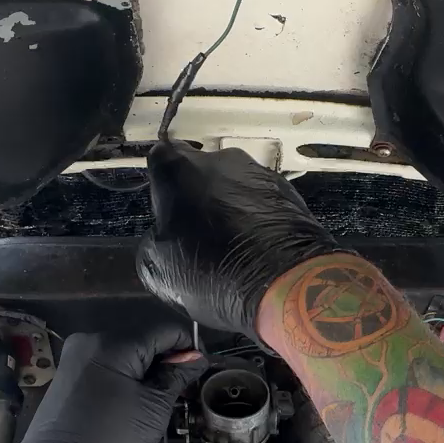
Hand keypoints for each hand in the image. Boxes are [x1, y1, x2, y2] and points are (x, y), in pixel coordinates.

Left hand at [9, 324, 205, 442]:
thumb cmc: (112, 439)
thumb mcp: (154, 407)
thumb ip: (177, 375)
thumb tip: (197, 356)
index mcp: (113, 344)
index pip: (164, 330)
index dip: (188, 347)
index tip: (197, 371)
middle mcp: (91, 339)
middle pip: (143, 338)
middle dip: (165, 359)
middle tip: (179, 388)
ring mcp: (76, 355)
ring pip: (126, 351)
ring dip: (146, 369)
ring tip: (157, 397)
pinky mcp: (69, 372)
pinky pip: (107, 363)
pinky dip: (126, 375)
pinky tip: (132, 398)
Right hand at [137, 143, 347, 338]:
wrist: (285, 283)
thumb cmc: (214, 272)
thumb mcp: (157, 269)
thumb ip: (153, 241)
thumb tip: (163, 239)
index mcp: (178, 167)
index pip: (159, 163)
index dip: (163, 192)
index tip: (170, 218)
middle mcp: (220, 158)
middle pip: (201, 172)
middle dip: (200, 197)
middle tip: (204, 237)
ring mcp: (259, 172)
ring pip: (236, 186)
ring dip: (233, 207)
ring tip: (238, 246)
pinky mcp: (291, 191)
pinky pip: (264, 201)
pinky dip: (260, 217)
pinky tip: (262, 247)